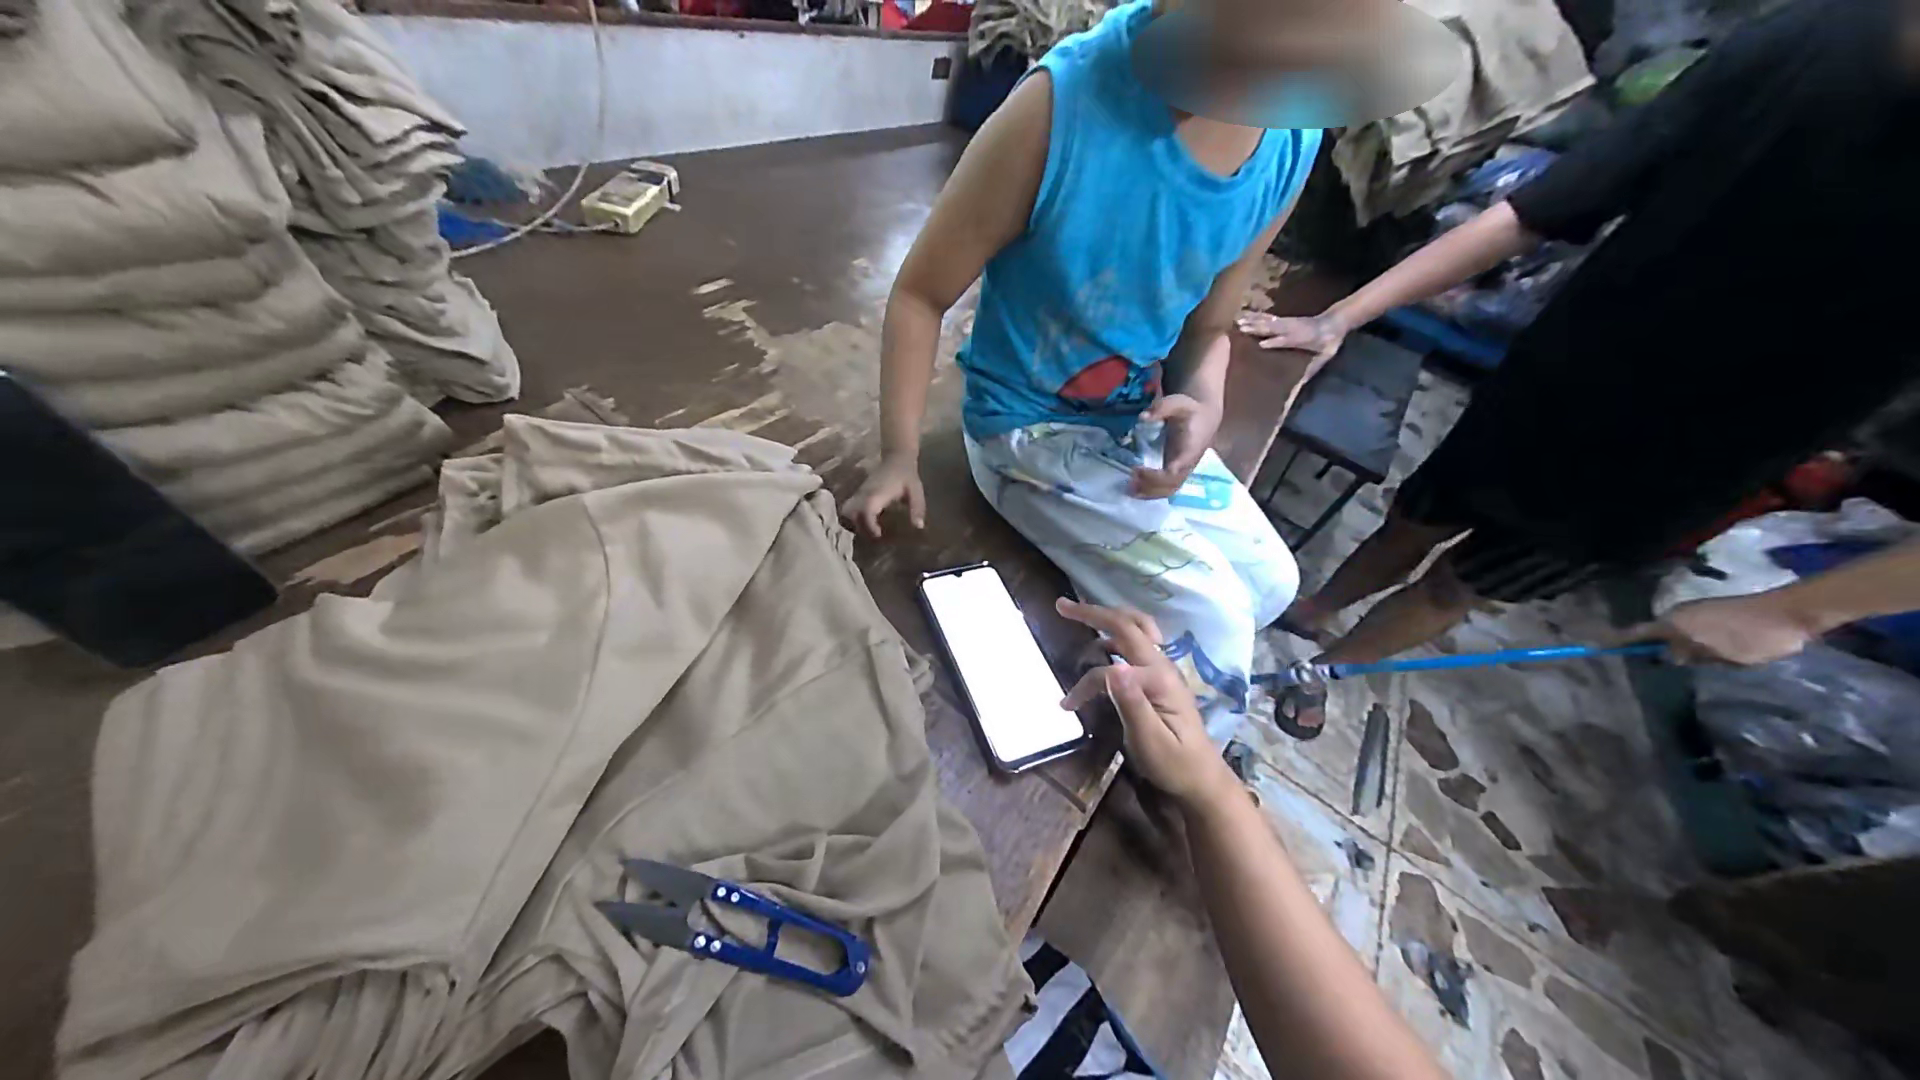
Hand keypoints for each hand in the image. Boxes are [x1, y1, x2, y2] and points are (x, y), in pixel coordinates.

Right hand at [842, 455, 924, 537]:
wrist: (897, 458)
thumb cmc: (906, 475)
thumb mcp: (916, 491)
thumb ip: (917, 508)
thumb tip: (919, 527)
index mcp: (877, 494)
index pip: (866, 511)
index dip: (869, 525)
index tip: (878, 535)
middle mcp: (864, 494)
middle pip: (850, 513)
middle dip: (858, 527)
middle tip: (873, 536)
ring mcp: (860, 493)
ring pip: (846, 510)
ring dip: (853, 523)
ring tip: (867, 532)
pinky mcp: (859, 494)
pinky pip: (850, 507)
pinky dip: (854, 517)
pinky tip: (866, 524)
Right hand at [1056, 598, 1236, 805]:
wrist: (1202, 779)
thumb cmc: (1174, 764)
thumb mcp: (1149, 741)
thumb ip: (1131, 703)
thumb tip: (1112, 669)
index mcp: (1158, 680)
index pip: (1109, 670)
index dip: (1084, 685)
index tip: (1066, 706)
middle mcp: (1162, 665)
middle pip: (1127, 625)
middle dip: (1093, 612)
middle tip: (1062, 605)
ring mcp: (1164, 668)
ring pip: (1135, 627)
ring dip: (1106, 618)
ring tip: (1079, 615)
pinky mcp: (1161, 676)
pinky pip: (1137, 642)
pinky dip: (1117, 633)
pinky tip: (1104, 646)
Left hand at [1131, 393, 1220, 498]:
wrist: (1205, 416)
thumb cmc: (1190, 409)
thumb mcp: (1178, 403)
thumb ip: (1162, 408)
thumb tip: (1142, 417)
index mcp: (1190, 450)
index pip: (1174, 471)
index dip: (1156, 476)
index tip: (1137, 469)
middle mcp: (1188, 464)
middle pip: (1171, 485)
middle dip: (1150, 487)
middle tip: (1129, 482)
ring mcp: (1184, 470)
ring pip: (1169, 490)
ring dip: (1150, 493)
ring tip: (1129, 490)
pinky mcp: (1177, 472)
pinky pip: (1167, 488)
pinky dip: (1152, 492)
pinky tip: (1136, 491)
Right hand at [1236, 311, 1348, 361]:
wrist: (1335, 322)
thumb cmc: (1329, 342)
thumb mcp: (1325, 356)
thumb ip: (1312, 369)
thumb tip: (1301, 385)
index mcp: (1302, 338)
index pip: (1286, 340)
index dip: (1275, 342)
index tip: (1261, 345)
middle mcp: (1292, 329)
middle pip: (1273, 328)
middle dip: (1258, 328)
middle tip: (1241, 328)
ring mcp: (1288, 322)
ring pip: (1268, 321)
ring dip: (1253, 320)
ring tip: (1238, 321)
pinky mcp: (1285, 319)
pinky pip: (1268, 317)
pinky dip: (1256, 316)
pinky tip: (1247, 314)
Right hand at [1616, 592, 1819, 665]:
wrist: (1795, 612)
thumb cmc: (1752, 634)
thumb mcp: (1720, 653)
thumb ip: (1690, 655)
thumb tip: (1671, 656)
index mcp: (1672, 623)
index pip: (1633, 634)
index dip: (1614, 642)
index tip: (1593, 647)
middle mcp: (1678, 616)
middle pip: (1657, 635)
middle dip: (1655, 647)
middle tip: (1659, 665)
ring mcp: (1699, 614)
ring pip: (1681, 634)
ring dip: (1684, 647)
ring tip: (1698, 663)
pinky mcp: (1719, 617)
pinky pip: (1700, 633)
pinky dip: (1702, 644)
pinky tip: (1720, 655)